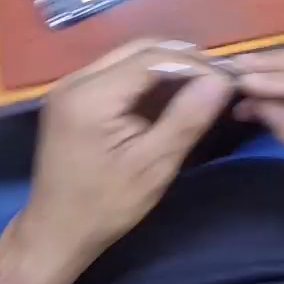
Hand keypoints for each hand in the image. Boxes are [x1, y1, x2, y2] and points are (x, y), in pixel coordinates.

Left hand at [17, 40, 233, 268]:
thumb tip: (221, 81)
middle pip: (139, 50)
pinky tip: (172, 94)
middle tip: (218, 78)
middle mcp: (76, 80)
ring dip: (167, 66)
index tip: (227, 79)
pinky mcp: (76, 96)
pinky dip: (148, 78)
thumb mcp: (154, 165)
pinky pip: (119, 72)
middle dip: (182, 60)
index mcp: (91, 95)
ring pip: (130, 57)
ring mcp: (72, 86)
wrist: (56, 233)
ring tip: (202, 84)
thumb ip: (186, 118)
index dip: (193, 64)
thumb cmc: (105, 205)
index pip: (151, 58)